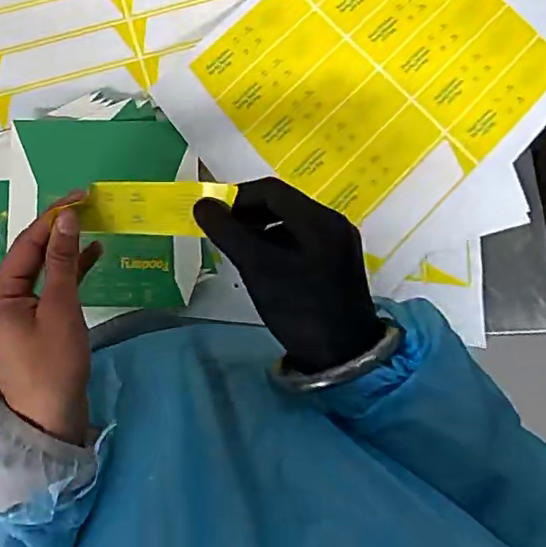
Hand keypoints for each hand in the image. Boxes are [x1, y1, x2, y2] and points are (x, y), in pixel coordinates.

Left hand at [0, 192, 102, 443]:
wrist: (50, 423)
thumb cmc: (52, 366)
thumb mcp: (60, 309)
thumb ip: (61, 261)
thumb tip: (65, 219)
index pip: (25, 245)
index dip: (52, 218)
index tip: (78, 196)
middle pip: (29, 255)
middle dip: (57, 231)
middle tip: (87, 206)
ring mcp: (11, 310)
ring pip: (39, 270)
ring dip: (64, 251)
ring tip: (92, 225)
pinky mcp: (27, 322)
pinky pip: (44, 289)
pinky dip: (65, 275)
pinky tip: (90, 256)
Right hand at [193, 178, 383, 373]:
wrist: (342, 356)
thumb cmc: (299, 308)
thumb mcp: (257, 267)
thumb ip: (227, 231)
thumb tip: (202, 204)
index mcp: (319, 220)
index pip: (270, 190)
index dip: (236, 198)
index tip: (215, 218)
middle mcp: (332, 224)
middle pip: (280, 202)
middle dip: (246, 213)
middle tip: (223, 233)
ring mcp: (337, 243)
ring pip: (288, 220)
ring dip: (258, 227)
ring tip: (239, 248)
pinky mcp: (335, 261)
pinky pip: (298, 238)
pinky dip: (273, 241)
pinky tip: (261, 263)